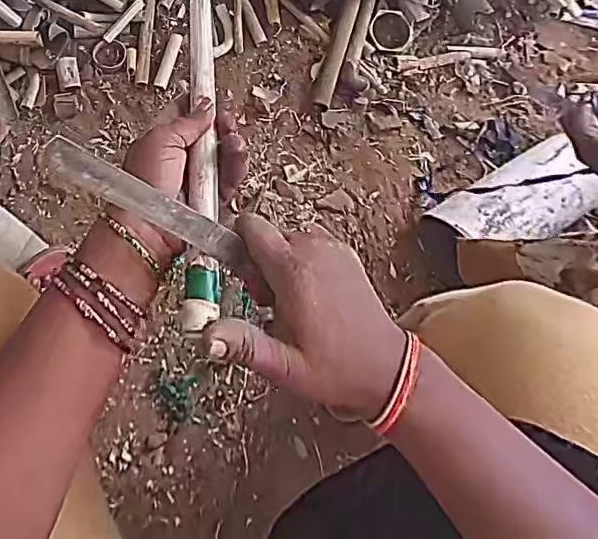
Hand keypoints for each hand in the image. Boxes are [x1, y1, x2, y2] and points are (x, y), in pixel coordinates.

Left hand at [117, 98, 246, 256]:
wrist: (149, 227)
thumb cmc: (145, 184)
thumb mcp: (161, 140)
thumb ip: (186, 122)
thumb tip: (205, 104)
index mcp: (163, 136)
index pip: (185, 112)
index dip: (201, 104)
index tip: (215, 97)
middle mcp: (181, 154)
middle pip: (210, 132)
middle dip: (223, 125)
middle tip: (228, 123)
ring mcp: (198, 176)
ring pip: (224, 154)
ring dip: (232, 145)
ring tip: (234, 142)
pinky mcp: (212, 196)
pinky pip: (231, 177)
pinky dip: (237, 168)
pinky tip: (237, 159)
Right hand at [201, 215, 407, 419]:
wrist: (390, 372)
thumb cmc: (337, 370)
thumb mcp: (284, 365)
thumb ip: (243, 345)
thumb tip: (206, 337)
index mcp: (293, 268)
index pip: (248, 225)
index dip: (238, 247)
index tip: (245, 278)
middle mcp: (312, 248)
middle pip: (264, 234)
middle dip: (258, 261)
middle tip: (271, 302)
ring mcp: (330, 247)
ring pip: (284, 237)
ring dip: (279, 261)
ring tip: (293, 301)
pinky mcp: (342, 251)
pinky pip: (306, 242)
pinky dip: (300, 260)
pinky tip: (311, 294)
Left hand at [559, 94, 597, 190]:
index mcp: (586, 144)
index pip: (576, 116)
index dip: (584, 101)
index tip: (593, 92)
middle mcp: (584, 152)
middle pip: (574, 124)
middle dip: (582, 110)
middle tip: (593, 97)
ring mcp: (593, 159)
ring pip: (584, 133)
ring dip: (591, 119)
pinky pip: (594, 141)